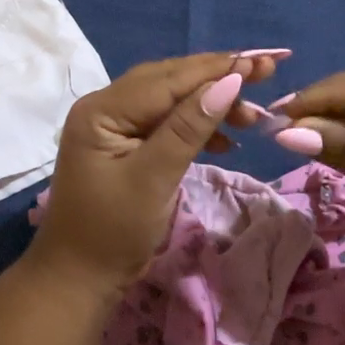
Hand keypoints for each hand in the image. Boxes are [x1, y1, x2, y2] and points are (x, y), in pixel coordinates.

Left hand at [27, 51, 279, 292]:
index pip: (167, 79)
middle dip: (218, 78)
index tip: (260, 61)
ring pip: (171, 101)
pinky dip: (197, 127)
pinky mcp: (126, 146)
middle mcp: (105, 107)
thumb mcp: (154, 179)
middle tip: (266, 72)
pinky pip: (166, 123)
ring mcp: (114, 126)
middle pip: (170, 82)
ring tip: (253, 116)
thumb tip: (230, 81)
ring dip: (211, 104)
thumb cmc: (112, 233)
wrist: (77, 283)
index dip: (215, 69)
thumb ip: (189, 128)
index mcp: (102, 110)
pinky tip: (226, 139)